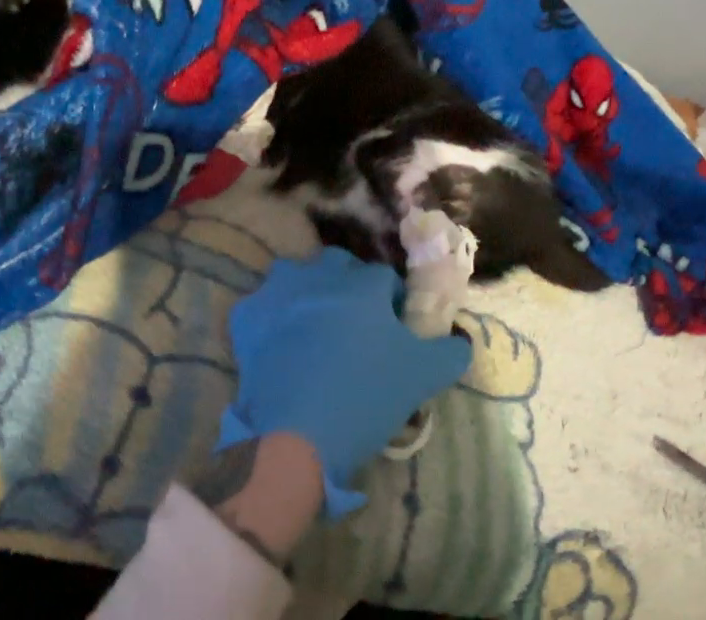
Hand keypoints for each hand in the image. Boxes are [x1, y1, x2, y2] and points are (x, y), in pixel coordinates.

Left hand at [221, 248, 472, 516]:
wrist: (296, 437)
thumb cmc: (366, 398)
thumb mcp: (423, 377)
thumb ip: (450, 351)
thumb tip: (459, 341)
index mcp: (362, 283)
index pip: (385, 279)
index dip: (393, 303)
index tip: (394, 332)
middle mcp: (318, 275)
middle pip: (338, 268)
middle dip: (349, 288)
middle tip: (355, 329)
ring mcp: (277, 293)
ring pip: (296, 277)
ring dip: (307, 294)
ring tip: (315, 332)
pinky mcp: (246, 318)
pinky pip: (262, 307)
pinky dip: (272, 320)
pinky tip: (280, 347)